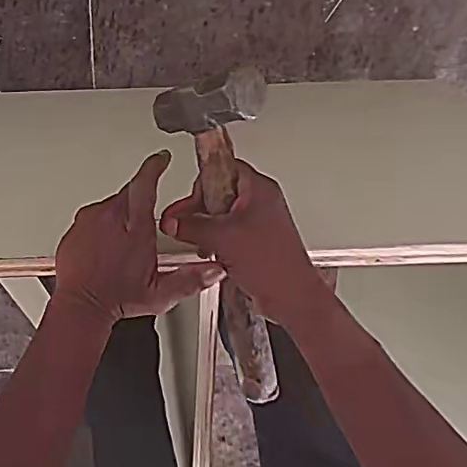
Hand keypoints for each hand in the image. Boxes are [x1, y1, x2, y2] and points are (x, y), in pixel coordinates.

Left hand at [53, 151, 224, 325]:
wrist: (80, 306)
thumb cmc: (115, 299)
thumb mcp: (160, 294)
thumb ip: (189, 279)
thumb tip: (212, 272)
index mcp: (134, 227)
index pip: (145, 185)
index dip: (154, 167)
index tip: (160, 158)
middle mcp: (109, 218)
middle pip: (128, 196)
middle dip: (138, 205)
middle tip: (141, 230)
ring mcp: (88, 221)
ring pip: (109, 208)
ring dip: (118, 220)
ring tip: (120, 248)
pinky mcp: (74, 229)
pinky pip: (91, 220)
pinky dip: (100, 229)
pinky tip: (104, 250)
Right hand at [159, 159, 336, 329]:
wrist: (292, 300)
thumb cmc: (275, 266)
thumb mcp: (222, 238)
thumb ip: (191, 225)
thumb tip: (173, 221)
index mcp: (259, 189)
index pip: (224, 166)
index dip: (202, 180)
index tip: (187, 193)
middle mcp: (260, 201)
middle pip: (219, 190)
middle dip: (198, 208)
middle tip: (186, 219)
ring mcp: (258, 221)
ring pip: (221, 212)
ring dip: (205, 226)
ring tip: (199, 238)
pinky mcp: (255, 240)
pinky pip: (227, 230)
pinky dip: (214, 238)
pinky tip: (210, 251)